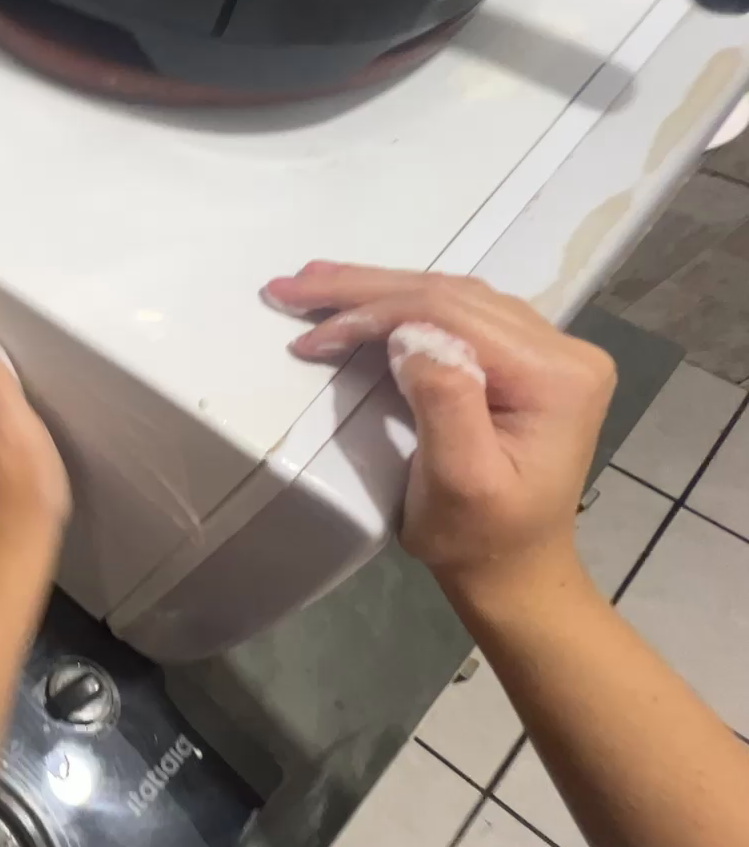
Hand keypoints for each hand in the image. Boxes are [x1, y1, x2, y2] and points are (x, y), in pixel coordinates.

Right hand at [263, 262, 614, 601]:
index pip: (447, 314)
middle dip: (359, 288)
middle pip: (446, 294)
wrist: (510, 564)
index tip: (307, 340)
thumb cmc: (477, 531)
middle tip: (289, 286)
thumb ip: (443, 400)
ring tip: (311, 281)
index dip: (369, 316)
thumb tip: (409, 336)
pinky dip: (394, 301)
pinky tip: (360, 299)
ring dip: (372, 287)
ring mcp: (541, 352)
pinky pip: (451, 312)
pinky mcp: (515, 362)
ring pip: (447, 295)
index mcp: (552, 374)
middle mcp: (558, 350)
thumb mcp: (460, 476)